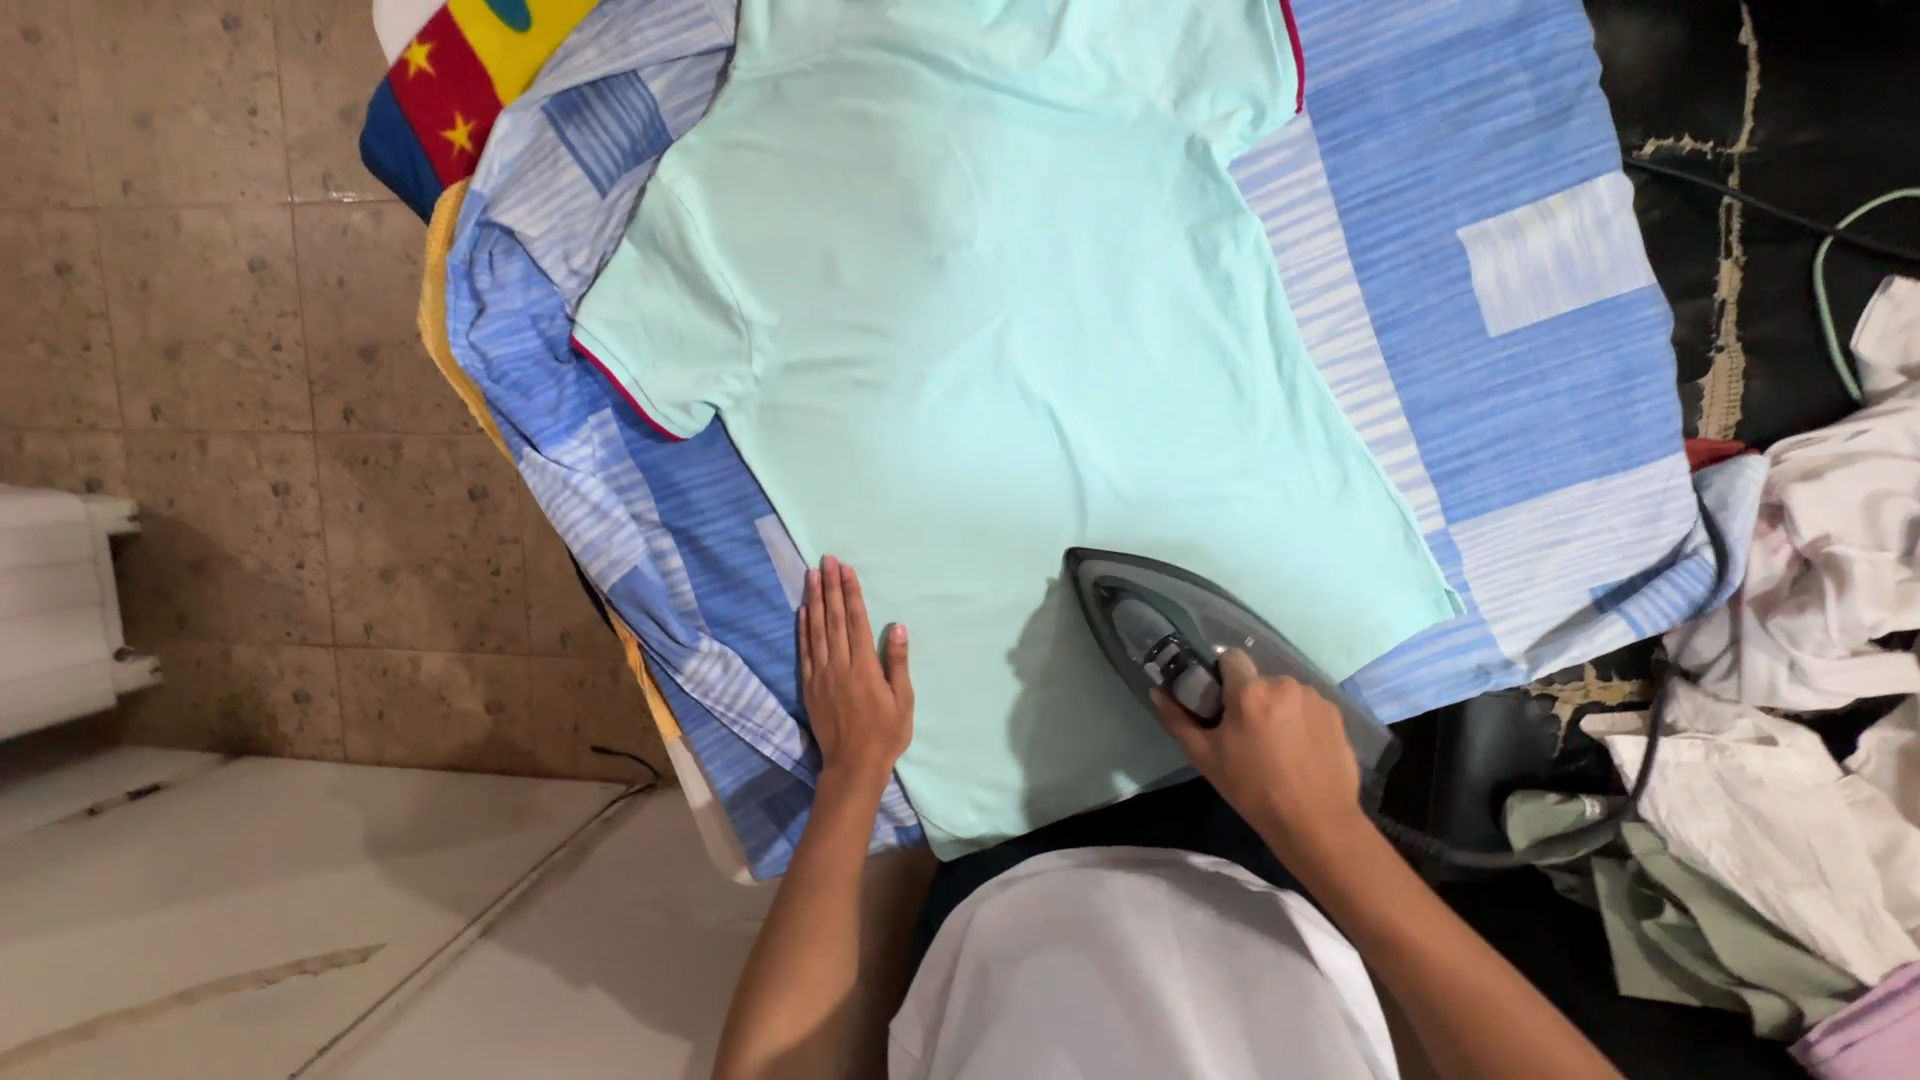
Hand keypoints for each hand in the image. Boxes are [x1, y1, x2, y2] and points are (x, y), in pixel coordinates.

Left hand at [800, 555, 913, 786]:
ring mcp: (821, 675)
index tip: (846, 569)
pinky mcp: (810, 687)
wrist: (853, 766)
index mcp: (865, 666)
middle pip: (834, 618)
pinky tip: (803, 611)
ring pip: (816, 630)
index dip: (851, 593)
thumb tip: (897, 627)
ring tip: (812, 576)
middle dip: (831, 587)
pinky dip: (803, 629)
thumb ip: (898, 662)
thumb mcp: (903, 700)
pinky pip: (805, 651)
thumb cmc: (886, 734)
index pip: (856, 621)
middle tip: (826, 560)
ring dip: (815, 600)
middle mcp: (840, 665)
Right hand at [1153, 649, 1368, 863]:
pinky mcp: (1336, 715)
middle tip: (1247, 733)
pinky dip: (1301, 721)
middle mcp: (1284, 685)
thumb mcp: (1205, 758)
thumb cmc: (1253, 790)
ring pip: (1285, 693)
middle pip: (1258, 679)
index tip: (1221, 703)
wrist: (1316, 822)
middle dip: (1251, 698)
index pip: (1231, 657)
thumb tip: (1157, 692)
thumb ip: (1177, 720)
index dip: (1222, 676)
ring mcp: (1314, 698)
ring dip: (1277, 709)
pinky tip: (1300, 751)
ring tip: (1277, 745)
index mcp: (1250, 691)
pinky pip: (1308, 707)